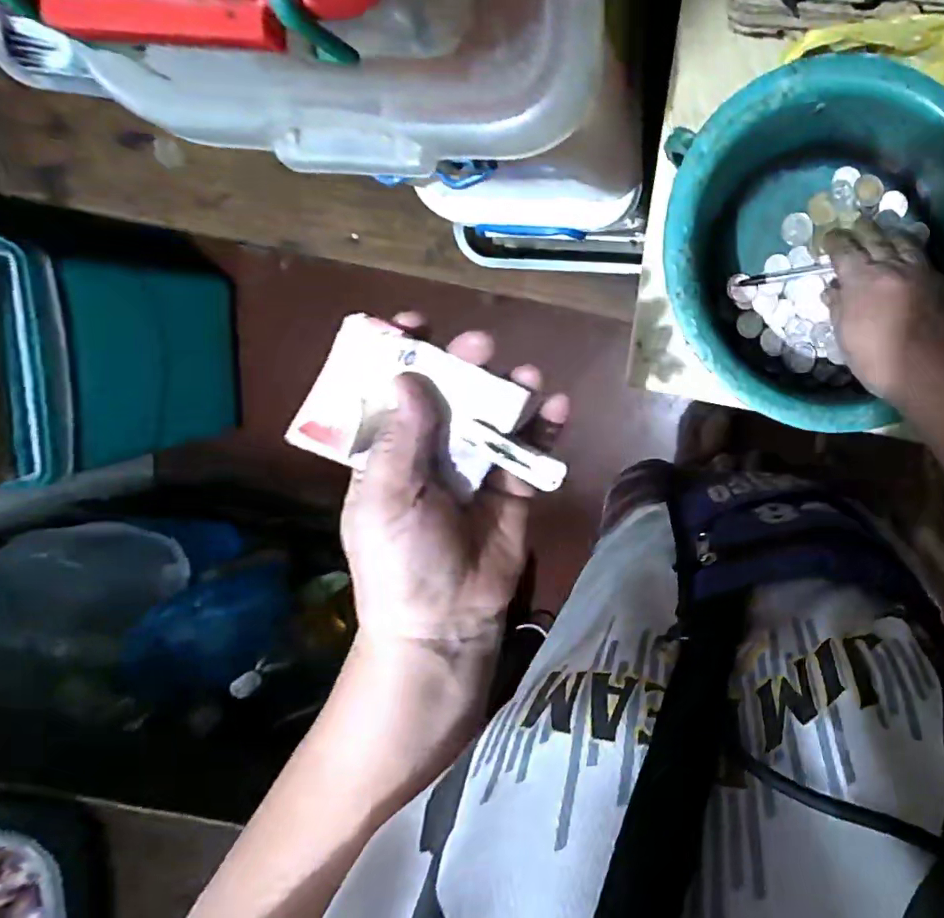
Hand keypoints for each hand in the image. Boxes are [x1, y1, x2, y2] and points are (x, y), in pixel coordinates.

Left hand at [339, 312, 570, 654]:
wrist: (444, 619)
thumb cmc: (399, 559)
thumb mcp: (383, 500)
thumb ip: (401, 441)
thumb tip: (410, 378)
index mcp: (392, 450)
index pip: (395, 390)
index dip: (401, 355)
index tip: (413, 324)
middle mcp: (436, 448)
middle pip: (453, 392)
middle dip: (465, 363)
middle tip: (480, 347)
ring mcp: (479, 464)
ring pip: (497, 413)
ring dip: (512, 389)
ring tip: (527, 376)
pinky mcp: (516, 484)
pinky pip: (533, 447)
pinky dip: (547, 425)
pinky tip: (559, 407)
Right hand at [821, 221, 943, 407]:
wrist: (937, 372)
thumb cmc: (882, 361)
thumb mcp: (847, 340)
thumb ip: (839, 310)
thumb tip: (832, 290)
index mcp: (861, 279)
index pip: (843, 249)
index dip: (833, 242)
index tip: (828, 240)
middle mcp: (890, 266)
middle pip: (873, 237)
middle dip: (859, 230)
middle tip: (852, 227)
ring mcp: (919, 271)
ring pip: (901, 241)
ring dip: (887, 234)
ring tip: (881, 233)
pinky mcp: (940, 282)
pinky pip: (920, 255)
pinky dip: (908, 249)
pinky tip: (906, 254)